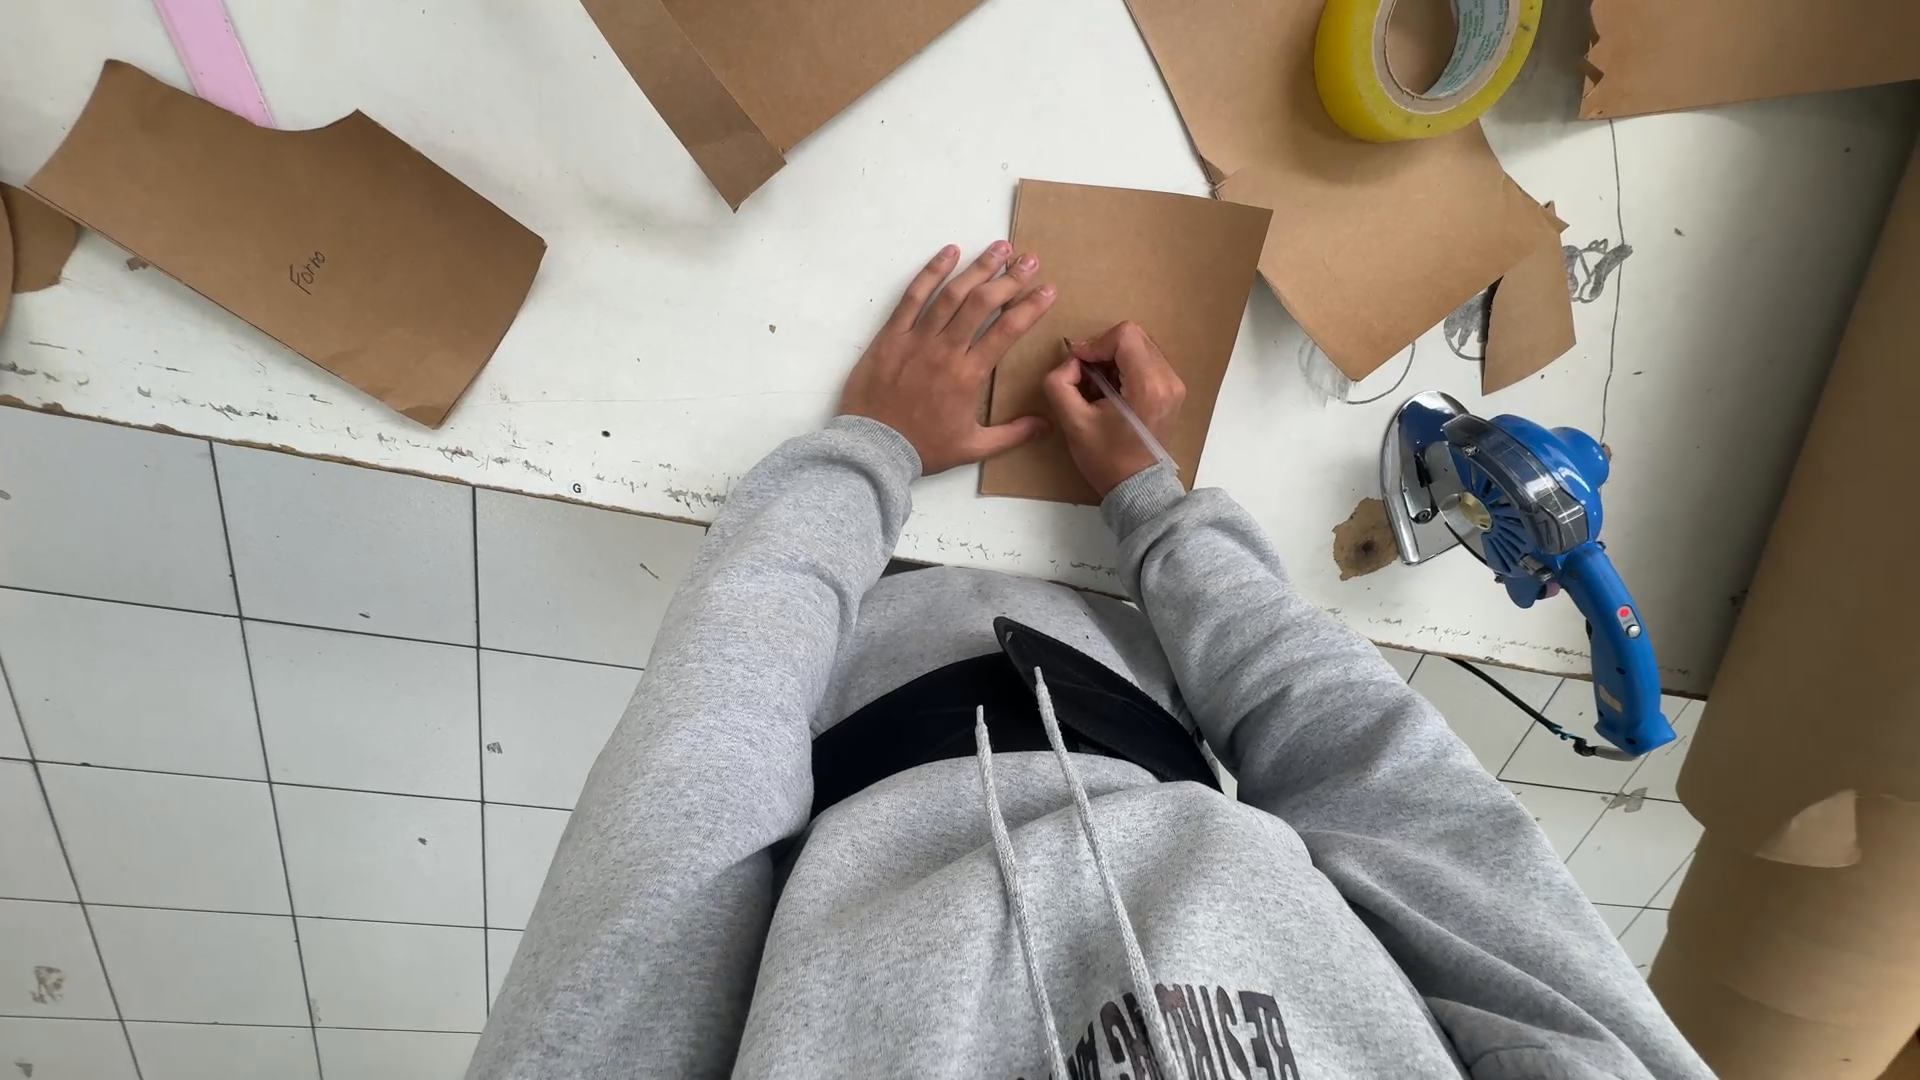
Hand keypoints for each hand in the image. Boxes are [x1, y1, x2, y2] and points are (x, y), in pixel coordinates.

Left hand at [839, 242, 1056, 474]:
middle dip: (1010, 278)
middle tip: (1029, 259)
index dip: (1031, 307)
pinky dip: (931, 272)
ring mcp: (916, 339)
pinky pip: (912, 297)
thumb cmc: (923, 449)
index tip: (1048, 290)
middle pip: (982, 303)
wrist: (873, 449)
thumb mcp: (972, 448)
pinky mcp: (891, 336)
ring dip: (977, 267)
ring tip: (999, 248)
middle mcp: (946, 350)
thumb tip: (1046, 425)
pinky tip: (949, 252)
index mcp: (969, 375)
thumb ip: (1011, 435)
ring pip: (951, 294)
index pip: (1007, 330)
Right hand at [1041, 322, 1185, 496]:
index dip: (1095, 344)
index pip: (1124, 335)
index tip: (1079, 365)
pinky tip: (1112, 391)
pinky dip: (1126, 368)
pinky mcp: (1172, 391)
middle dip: (1104, 350)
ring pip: (1141, 347)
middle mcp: (1168, 379)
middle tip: (1086, 376)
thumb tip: (1071, 363)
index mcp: (1148, 385)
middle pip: (1134, 337)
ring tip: (1098, 386)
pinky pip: (1147, 361)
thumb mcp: (1072, 422)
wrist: (1136, 487)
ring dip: (1114, 359)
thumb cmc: (1106, 459)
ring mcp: (1175, 385)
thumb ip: (1060, 384)